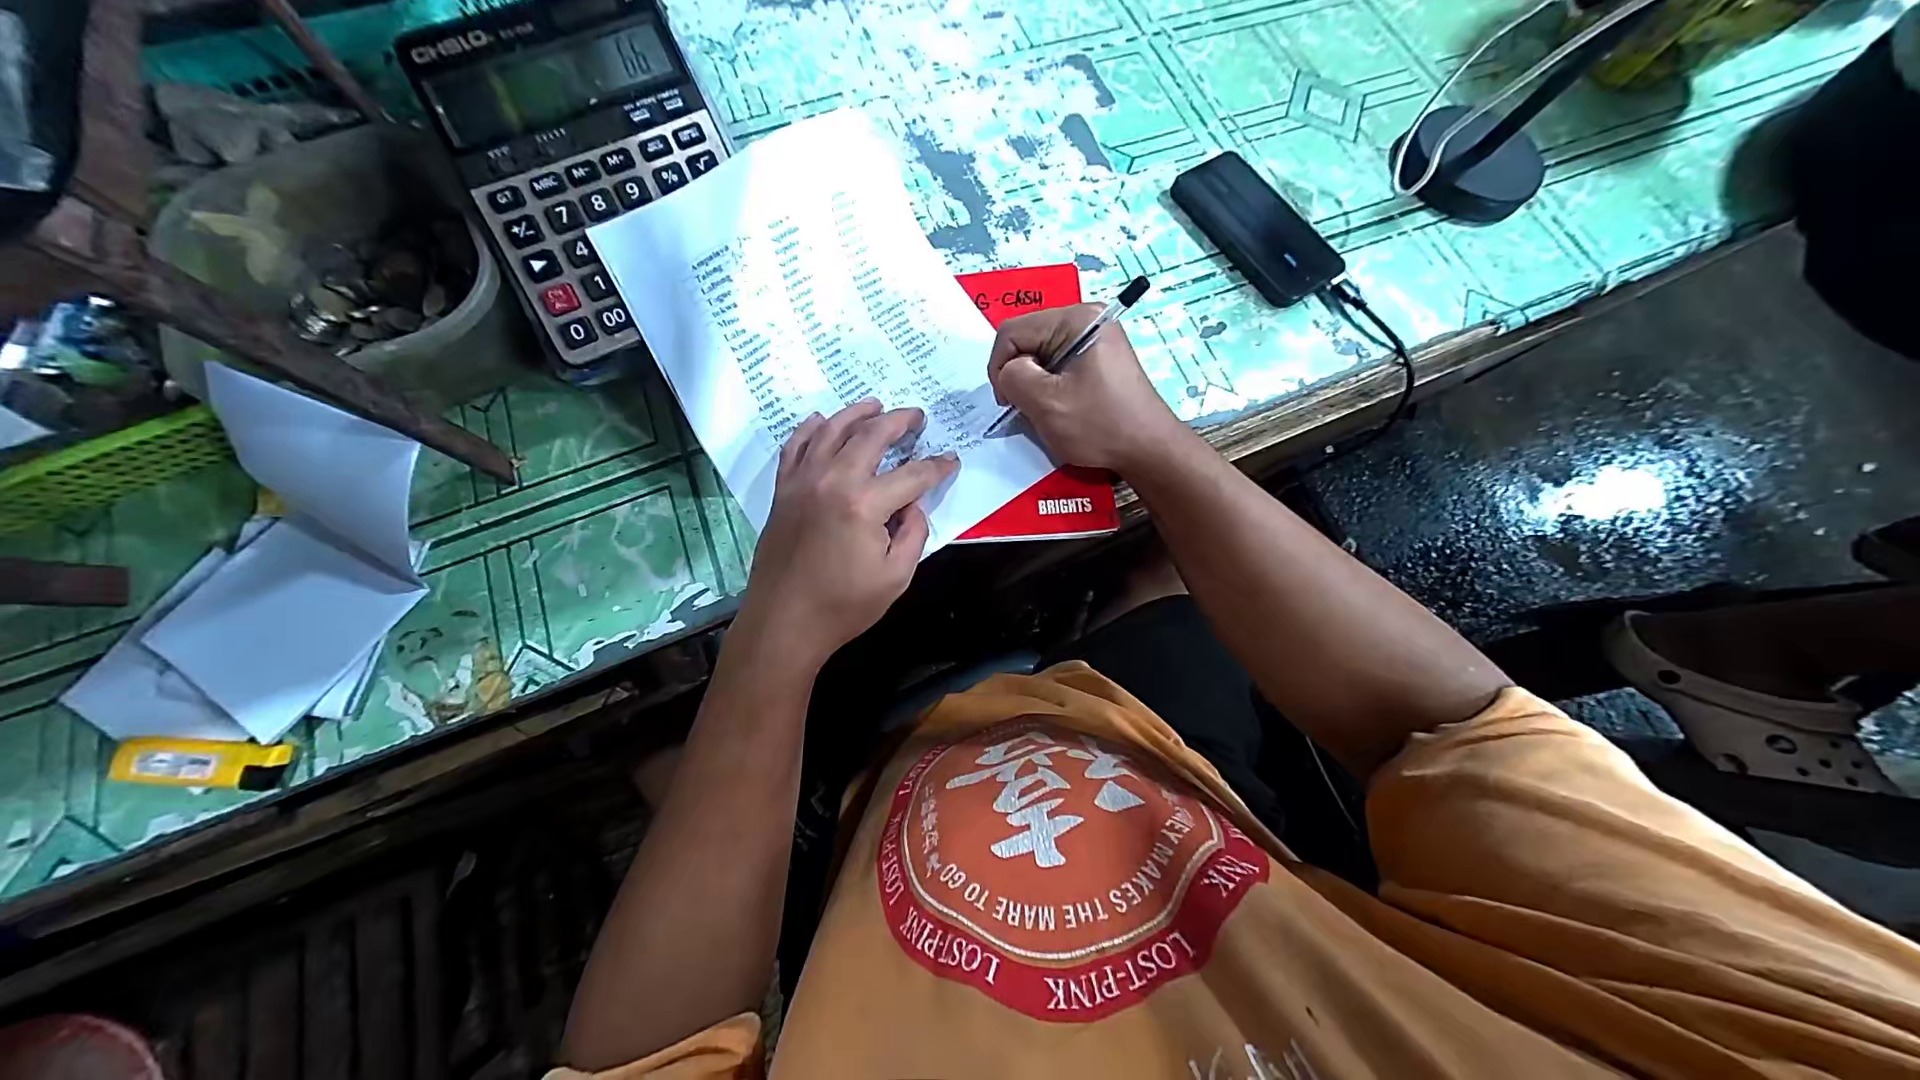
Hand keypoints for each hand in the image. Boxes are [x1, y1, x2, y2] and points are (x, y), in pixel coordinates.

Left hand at [739, 400, 959, 667]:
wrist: (783, 621)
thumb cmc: (843, 606)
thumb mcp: (896, 577)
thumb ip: (913, 533)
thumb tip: (912, 504)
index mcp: (864, 504)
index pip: (912, 475)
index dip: (937, 467)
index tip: (951, 461)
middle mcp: (832, 481)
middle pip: (871, 436)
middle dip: (899, 422)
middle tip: (917, 417)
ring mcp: (803, 481)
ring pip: (831, 430)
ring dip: (857, 413)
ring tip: (876, 405)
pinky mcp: (783, 490)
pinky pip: (796, 446)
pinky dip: (811, 428)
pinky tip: (822, 421)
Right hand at [987, 304, 1190, 473]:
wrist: (1148, 449)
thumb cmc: (1100, 425)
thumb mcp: (1045, 403)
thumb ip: (1013, 378)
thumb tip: (1009, 372)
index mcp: (1076, 319)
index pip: (1012, 331)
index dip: (1000, 367)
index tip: (1009, 401)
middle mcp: (1086, 319)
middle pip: (1026, 340)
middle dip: (1019, 375)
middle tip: (1027, 408)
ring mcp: (1094, 338)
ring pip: (1039, 355)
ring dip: (1034, 384)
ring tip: (1047, 410)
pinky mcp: (1098, 358)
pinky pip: (1057, 365)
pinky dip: (1049, 387)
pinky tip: (1061, 407)